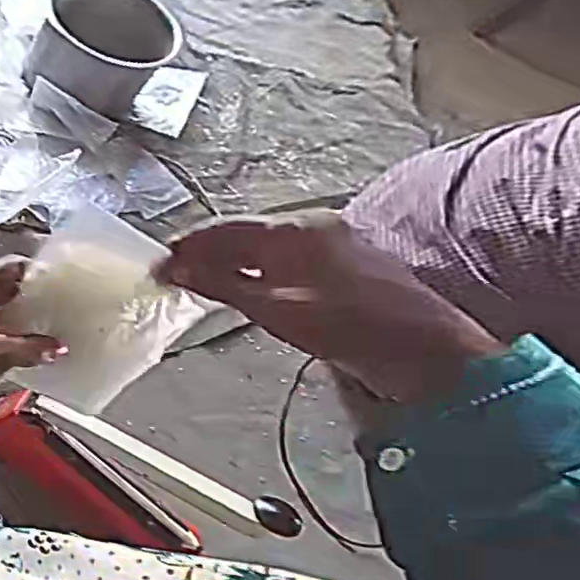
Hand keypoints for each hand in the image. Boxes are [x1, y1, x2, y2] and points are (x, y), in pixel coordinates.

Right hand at [153, 210, 503, 402]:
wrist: (421, 351)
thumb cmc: (347, 327)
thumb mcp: (274, 308)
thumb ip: (222, 285)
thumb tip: (176, 269)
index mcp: (296, 230)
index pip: (226, 229)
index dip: (188, 246)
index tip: (158, 265)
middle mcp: (311, 229)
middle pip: (242, 236)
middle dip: (202, 254)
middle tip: (170, 276)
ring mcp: (325, 247)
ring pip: (259, 249)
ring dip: (224, 264)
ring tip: (194, 284)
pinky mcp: (333, 268)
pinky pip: (278, 262)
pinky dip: (249, 273)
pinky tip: (235, 289)